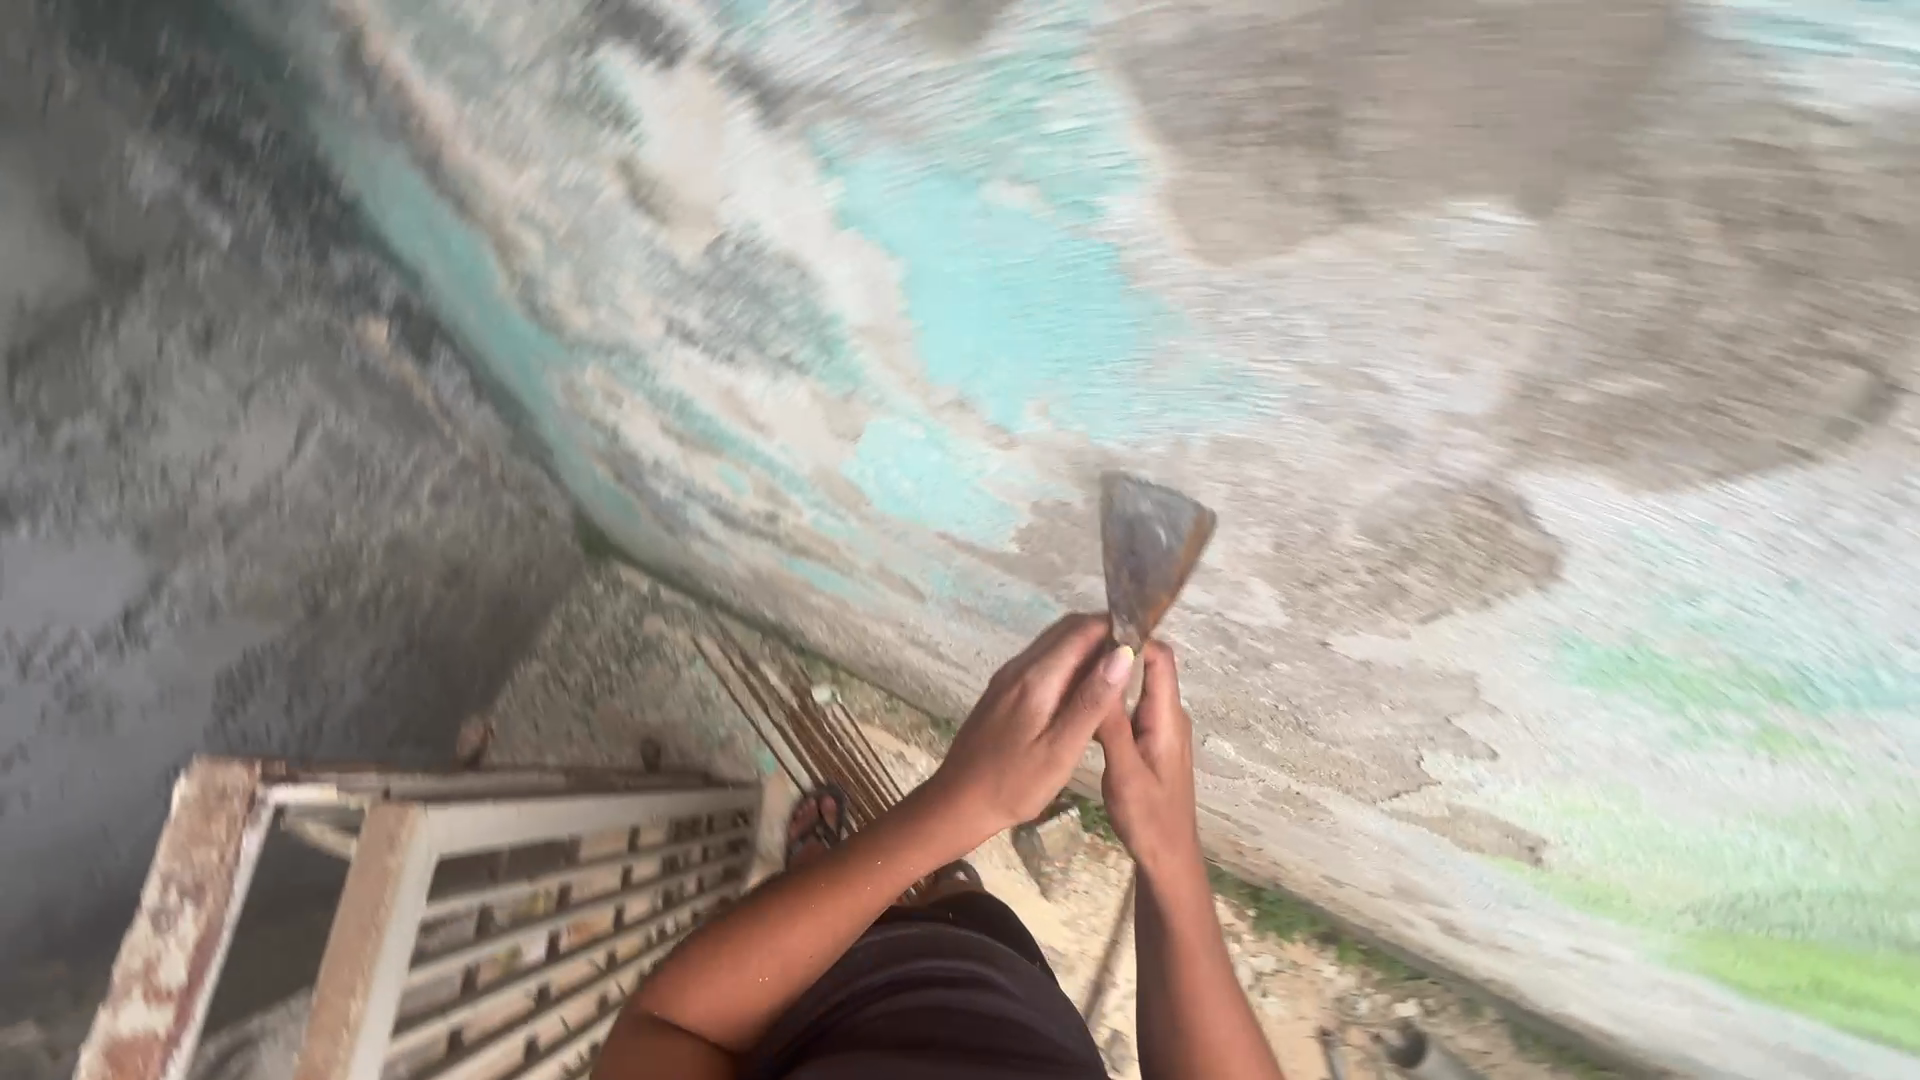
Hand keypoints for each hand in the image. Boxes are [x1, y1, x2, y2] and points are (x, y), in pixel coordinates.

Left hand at [928, 613, 1135, 838]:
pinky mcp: (1004, 690)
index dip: (1114, 627)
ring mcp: (1008, 677)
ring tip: (1118, 672)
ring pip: (1054, 644)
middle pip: (1066, 629)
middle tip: (1136, 657)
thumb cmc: (1015, 784)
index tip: (1143, 640)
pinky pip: (1042, 661)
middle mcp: (1020, 666)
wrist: (958, 801)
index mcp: (1036, 677)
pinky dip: (1068, 663)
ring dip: (1086, 648)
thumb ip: (1091, 700)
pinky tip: (1084, 690)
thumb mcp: (1061, 749)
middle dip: (1102, 633)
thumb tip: (1122, 654)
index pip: (1081, 630)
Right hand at [1095, 642, 1200, 875]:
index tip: (1094, 629)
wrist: (1167, 861)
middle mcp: (1167, 715)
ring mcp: (1159, 728)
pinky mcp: (1148, 740)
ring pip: (1136, 685)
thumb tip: (1104, 670)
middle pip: (1148, 665)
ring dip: (1110, 673)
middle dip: (1116, 650)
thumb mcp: (1124, 773)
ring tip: (1072, 667)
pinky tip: (1082, 701)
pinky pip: (1130, 705)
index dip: (1132, 636)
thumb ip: (1112, 724)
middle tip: (1073, 646)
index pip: (1159, 657)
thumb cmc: (1149, 819)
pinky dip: (1109, 696)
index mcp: (1167, 718)